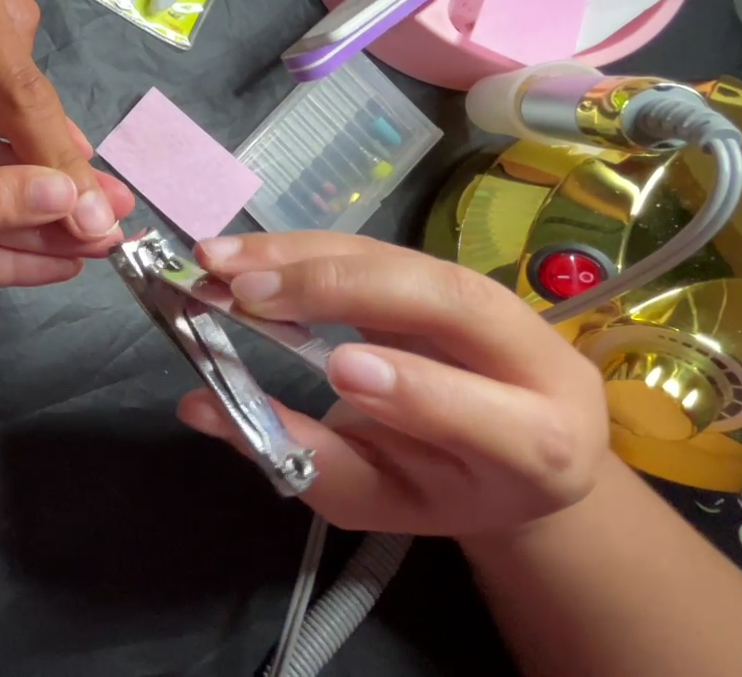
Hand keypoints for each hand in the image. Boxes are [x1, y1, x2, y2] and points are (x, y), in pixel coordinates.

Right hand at [177, 232, 608, 538]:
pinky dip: (295, 247)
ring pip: (401, 259)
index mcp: (542, 450)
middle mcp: (536, 362)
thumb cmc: (433, 485)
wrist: (498, 447)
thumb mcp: (374, 496)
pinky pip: (368, 245)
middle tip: (244, 291)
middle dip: (341, 287)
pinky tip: (238, 252)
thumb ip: (301, 457)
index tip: (337, 369)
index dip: (421, 389)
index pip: (500, 419)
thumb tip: (199, 406)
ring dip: (300, 254)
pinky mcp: (439, 269)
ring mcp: (493, 303)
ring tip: (217, 261)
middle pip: (456, 302)